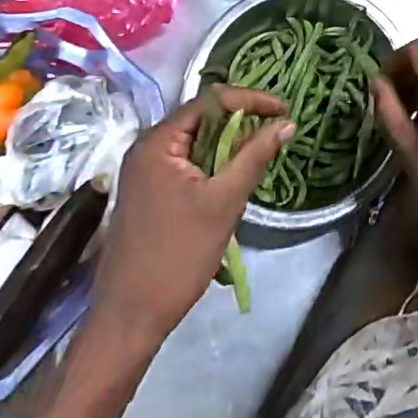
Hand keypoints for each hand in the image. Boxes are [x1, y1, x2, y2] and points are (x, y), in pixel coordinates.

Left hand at [90, 85, 293, 338]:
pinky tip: (236, 175)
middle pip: (202, 117)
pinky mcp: (150, 191)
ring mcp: (146, 171)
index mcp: (158, 143)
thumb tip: (287, 123)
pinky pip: (188, 162)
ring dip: (230, 143)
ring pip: (197, 141)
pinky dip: (215, 163)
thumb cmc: (178, 256)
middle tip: (278, 130)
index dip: (251, 100)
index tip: (284, 110)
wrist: (130, 318)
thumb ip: (255, 155)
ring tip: (264, 150)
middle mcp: (148, 148)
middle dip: (243, 120)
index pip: (210, 100)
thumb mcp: (225, 201)